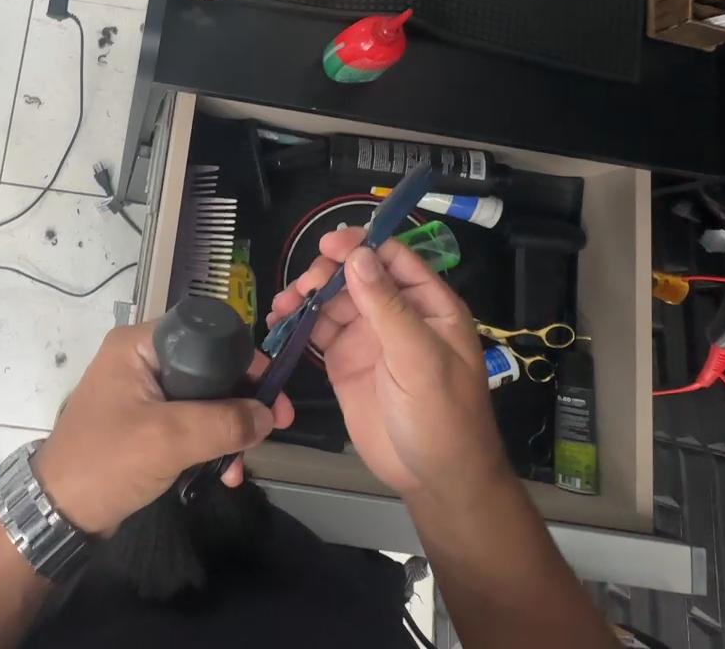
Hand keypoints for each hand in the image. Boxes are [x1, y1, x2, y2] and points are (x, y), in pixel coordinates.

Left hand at [31, 320, 294, 537]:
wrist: (58, 513)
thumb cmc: (107, 462)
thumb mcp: (169, 440)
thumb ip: (222, 423)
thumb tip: (268, 414)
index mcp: (138, 344)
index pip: (204, 333)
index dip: (243, 358)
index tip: (272, 389)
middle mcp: (141, 358)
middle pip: (208, 366)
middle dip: (242, 399)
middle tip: (275, 424)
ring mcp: (142, 391)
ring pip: (203, 397)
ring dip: (228, 429)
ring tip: (244, 463)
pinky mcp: (145, 421)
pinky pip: (189, 420)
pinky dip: (209, 442)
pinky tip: (224, 473)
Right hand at [268, 228, 506, 497]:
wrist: (433, 480)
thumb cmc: (444, 418)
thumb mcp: (420, 360)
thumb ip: (387, 307)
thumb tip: (358, 255)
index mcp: (427, 305)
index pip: (393, 257)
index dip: (361, 246)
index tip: (328, 245)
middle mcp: (396, 312)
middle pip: (356, 273)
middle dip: (327, 272)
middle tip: (305, 286)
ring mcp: (368, 335)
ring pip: (332, 298)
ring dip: (307, 294)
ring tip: (285, 303)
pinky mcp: (344, 358)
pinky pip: (317, 328)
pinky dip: (297, 320)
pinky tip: (280, 318)